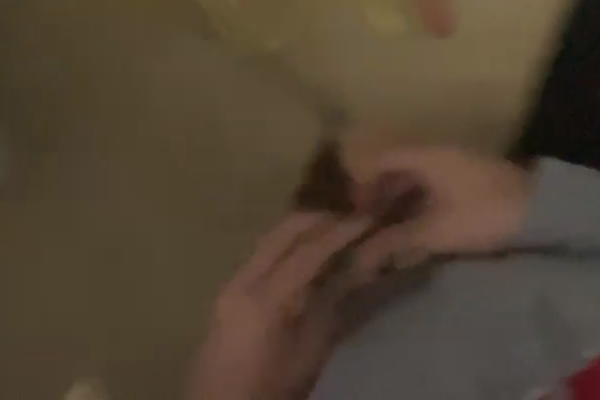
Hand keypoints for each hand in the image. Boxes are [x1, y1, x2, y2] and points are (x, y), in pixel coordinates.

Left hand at [186, 211, 374, 399]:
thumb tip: (364, 261)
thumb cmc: (272, 390)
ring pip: (272, 237)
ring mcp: (231, 284)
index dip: (343, 230)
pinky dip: (289, 243)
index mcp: (265, 298)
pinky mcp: (229, 292)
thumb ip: (335, 298)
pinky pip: (264, 252)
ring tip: (335, 228)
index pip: (310, 249)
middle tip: (354, 216)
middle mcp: (242, 280)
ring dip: (304, 227)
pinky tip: (309, 251)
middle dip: (322, 217)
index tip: (370, 216)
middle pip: (285, 230)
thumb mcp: (311, 348)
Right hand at [342, 144, 532, 275]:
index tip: (348, 213)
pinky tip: (407, 237)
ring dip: (394, 206)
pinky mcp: (465, 183)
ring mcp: (452, 167)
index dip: (360, 182)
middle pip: (395, 168)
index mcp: (427, 155)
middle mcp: (436, 154)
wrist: (539, 210)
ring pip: (412, 181)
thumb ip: (395, 241)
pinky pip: (429, 190)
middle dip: (375, 198)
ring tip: (378, 239)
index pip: (380, 157)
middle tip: (359, 232)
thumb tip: (358, 257)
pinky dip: (414, 209)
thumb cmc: (484, 213)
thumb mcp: (436, 230)